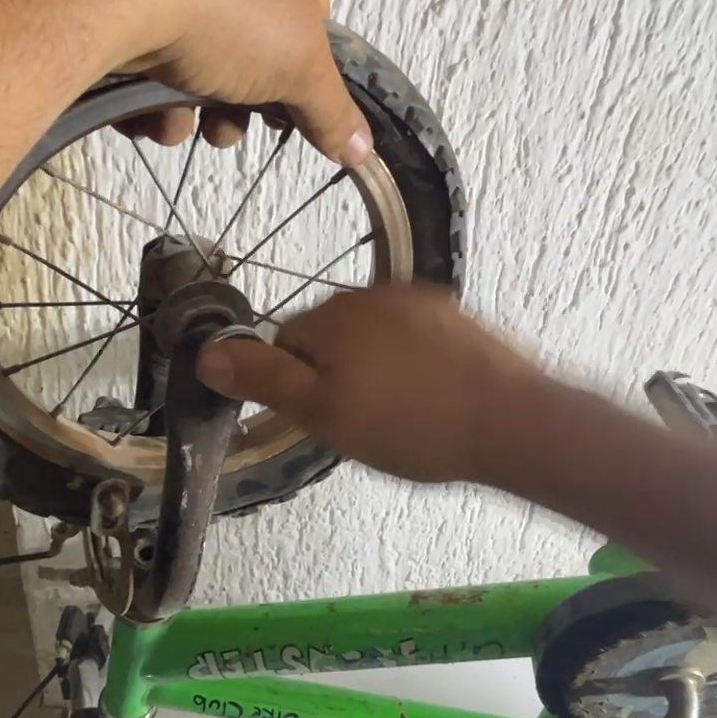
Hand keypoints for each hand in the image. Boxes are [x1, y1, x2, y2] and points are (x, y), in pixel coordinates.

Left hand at [0, 0, 371, 164]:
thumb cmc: (226, 10)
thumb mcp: (299, 72)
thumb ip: (331, 113)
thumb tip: (363, 150)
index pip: (308, 24)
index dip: (298, 81)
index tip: (280, 120)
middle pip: (244, 51)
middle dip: (235, 107)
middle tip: (223, 132)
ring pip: (189, 59)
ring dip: (187, 110)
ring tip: (173, 126)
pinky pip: (140, 51)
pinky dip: (142, 92)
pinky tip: (138, 113)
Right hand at [196, 284, 550, 482]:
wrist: (509, 422)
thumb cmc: (411, 423)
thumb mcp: (323, 412)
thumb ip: (264, 380)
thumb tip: (207, 354)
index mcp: (332, 315)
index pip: (284, 342)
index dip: (298, 384)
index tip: (325, 415)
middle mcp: (372, 294)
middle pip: (329, 336)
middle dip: (335, 373)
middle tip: (362, 419)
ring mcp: (419, 300)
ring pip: (371, 337)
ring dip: (373, 367)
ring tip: (401, 412)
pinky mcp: (454, 316)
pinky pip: (411, 337)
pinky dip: (410, 362)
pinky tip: (430, 395)